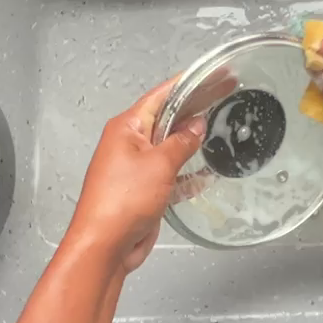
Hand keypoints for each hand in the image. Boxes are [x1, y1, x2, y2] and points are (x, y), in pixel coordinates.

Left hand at [65, 80, 206, 272]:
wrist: (105, 245)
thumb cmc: (119, 203)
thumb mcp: (160, 164)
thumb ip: (182, 142)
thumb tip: (196, 126)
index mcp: (126, 127)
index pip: (161, 95)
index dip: (187, 84)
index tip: (209, 77)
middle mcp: (127, 143)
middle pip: (165, 119)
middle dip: (191, 110)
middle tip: (217, 98)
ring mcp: (133, 166)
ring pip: (167, 146)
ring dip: (188, 143)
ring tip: (213, 132)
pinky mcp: (141, 188)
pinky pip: (167, 173)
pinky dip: (184, 173)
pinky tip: (202, 174)